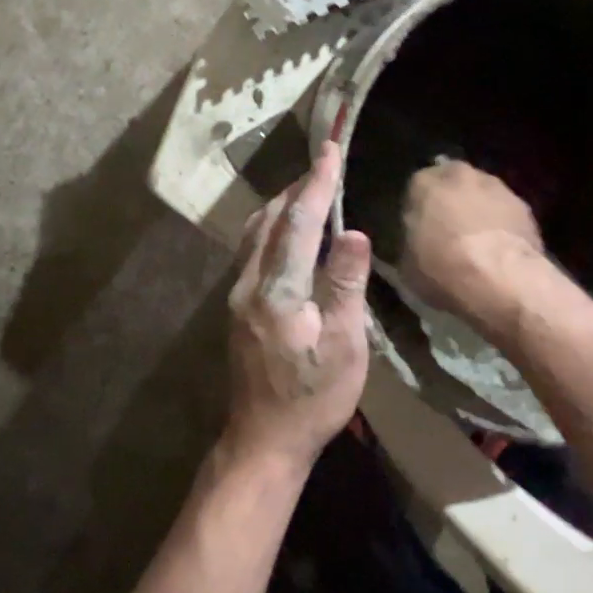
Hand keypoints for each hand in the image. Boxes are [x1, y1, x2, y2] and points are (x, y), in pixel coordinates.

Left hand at [221, 141, 372, 470]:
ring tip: (310, 188)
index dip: (317, 184)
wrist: (263, 442)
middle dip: (299, 187)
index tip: (331, 150)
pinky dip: (275, 226)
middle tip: (325, 163)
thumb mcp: (344, 346)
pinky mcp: (239, 308)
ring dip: (284, 205)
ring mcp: (238, 296)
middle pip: (270, 220)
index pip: (299, 223)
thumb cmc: (313, 397)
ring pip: (256, 233)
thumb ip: (346, 285)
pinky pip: (254, 249)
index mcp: (278, 291)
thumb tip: (354, 232)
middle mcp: (249, 285)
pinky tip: (290, 231)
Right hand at [402, 160, 555, 337]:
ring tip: (479, 241)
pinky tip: (501, 249)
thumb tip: (416, 243)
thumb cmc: (443, 269)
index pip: (417, 188)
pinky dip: (502, 225)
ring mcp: (496, 186)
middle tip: (450, 230)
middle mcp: (460, 175)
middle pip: (453, 183)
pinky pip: (506, 212)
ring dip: (479, 210)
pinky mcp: (524, 205)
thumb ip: (411, 244)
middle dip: (451, 201)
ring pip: (482, 194)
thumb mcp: (407, 266)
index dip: (420, 209)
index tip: (421, 229)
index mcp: (425, 183)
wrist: (500, 278)